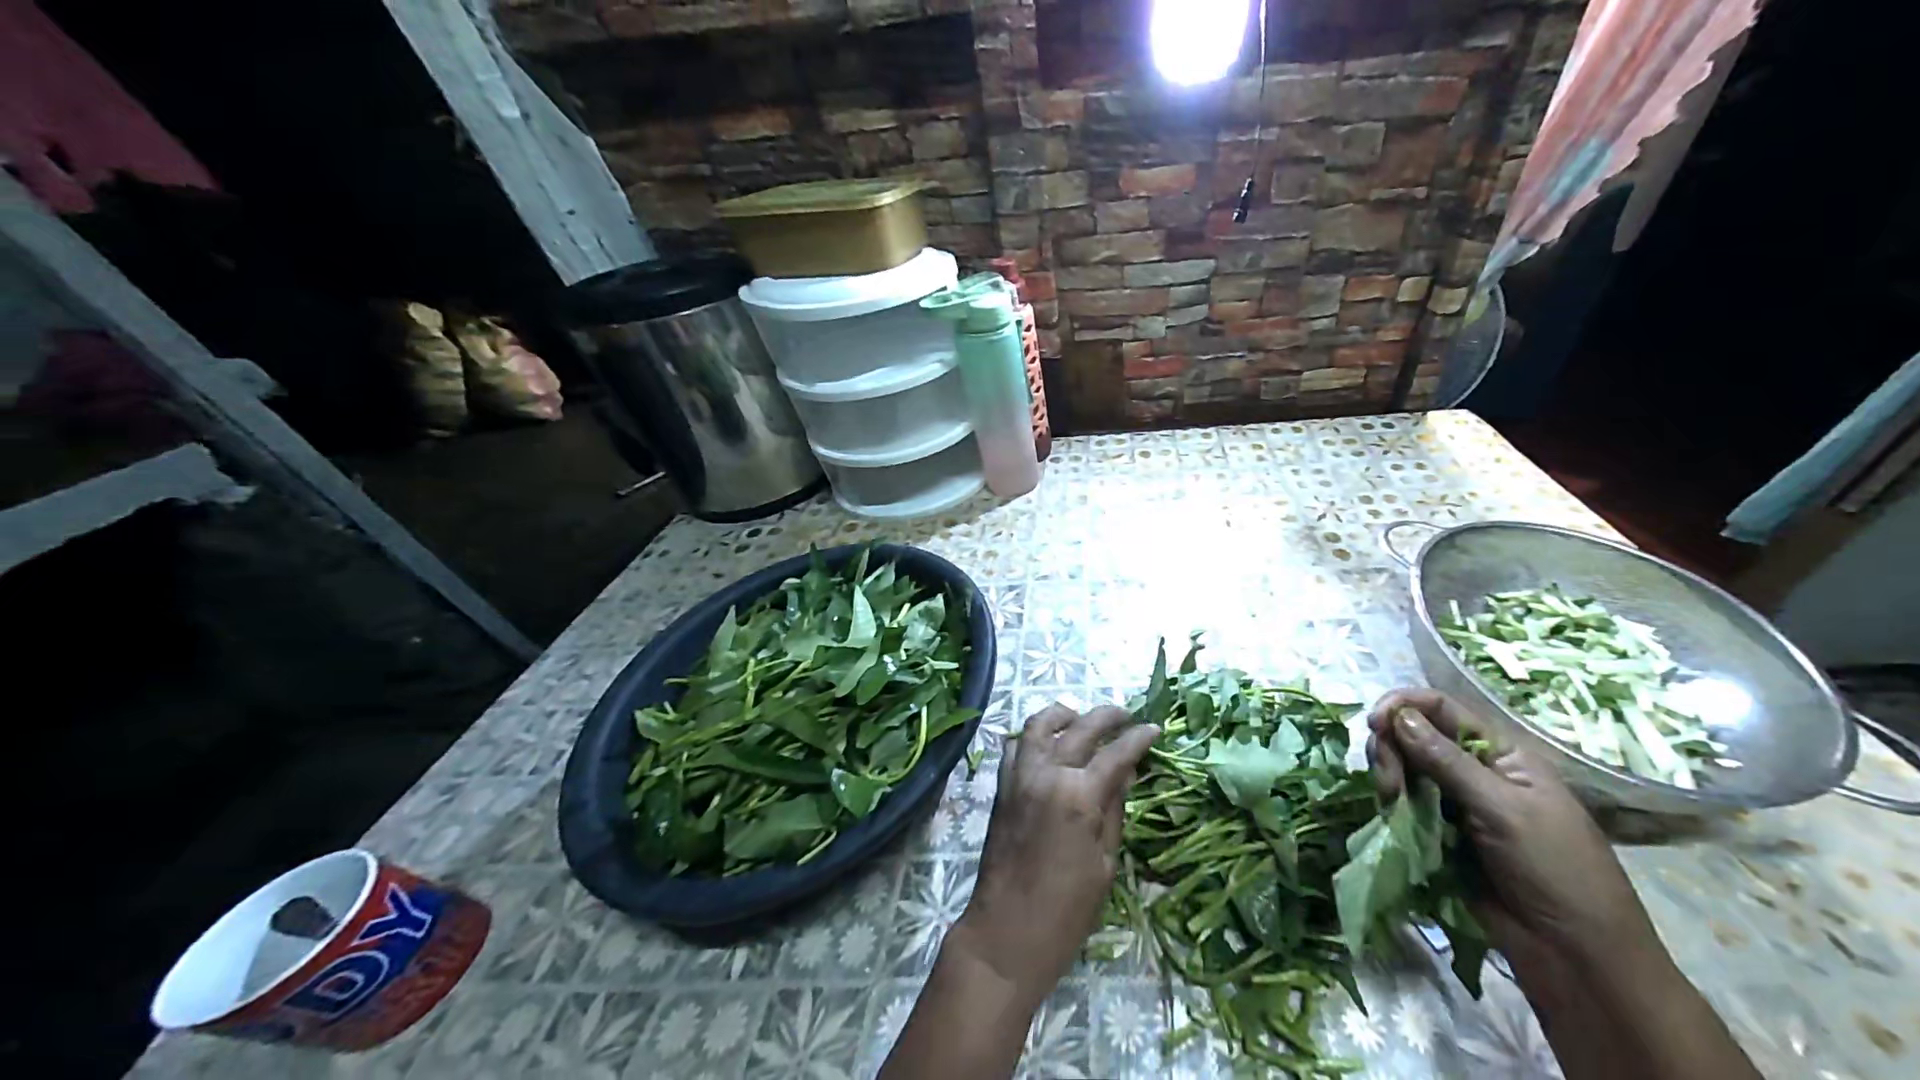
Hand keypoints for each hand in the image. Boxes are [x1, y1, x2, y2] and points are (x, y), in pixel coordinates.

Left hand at [950, 704, 1159, 1006]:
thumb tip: (1126, 772)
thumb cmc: (1066, 909)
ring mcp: (1019, 777)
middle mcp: (1046, 774)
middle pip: (1079, 728)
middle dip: (1106, 716)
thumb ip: (1113, 809)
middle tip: (1126, 715)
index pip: (1116, 754)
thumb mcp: (1104, 862)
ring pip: (1038, 726)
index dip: (1138, 739)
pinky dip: (1032, 736)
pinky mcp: (1001, 787)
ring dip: (1063, 715)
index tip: (1154, 727)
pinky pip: (1015, 746)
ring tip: (1081, 717)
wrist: (1007, 930)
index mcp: (1079, 795)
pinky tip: (1047, 742)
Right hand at [1364, 689, 1659, 968]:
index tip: (1374, 723)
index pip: (1441, 708)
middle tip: (1386, 782)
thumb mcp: (1503, 809)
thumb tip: (1399, 716)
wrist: (1574, 953)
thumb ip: (1447, 761)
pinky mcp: (1437, 830)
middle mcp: (1474, 769)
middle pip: (1413, 735)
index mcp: (1501, 754)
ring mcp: (1454, 801)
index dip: (1403, 706)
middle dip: (1391, 748)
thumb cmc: (1555, 870)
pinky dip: (1390, 804)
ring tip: (1390, 803)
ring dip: (1388, 776)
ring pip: (1402, 767)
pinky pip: (1402, 802)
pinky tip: (1391, 816)